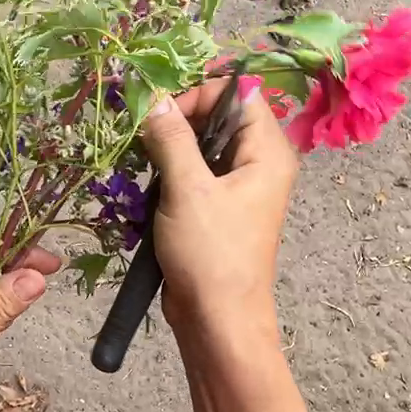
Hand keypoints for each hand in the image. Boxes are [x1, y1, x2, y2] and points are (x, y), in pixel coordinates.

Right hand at [137, 75, 297, 336]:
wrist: (216, 318)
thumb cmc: (210, 254)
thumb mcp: (187, 190)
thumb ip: (171, 138)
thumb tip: (154, 99)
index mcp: (268, 152)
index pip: (238, 94)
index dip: (198, 94)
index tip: (160, 115)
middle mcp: (258, 163)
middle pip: (218, 117)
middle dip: (177, 120)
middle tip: (143, 138)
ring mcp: (237, 187)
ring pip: (200, 146)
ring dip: (168, 149)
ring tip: (142, 164)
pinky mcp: (215, 208)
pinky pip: (193, 173)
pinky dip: (168, 173)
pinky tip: (148, 187)